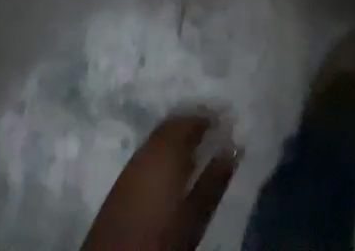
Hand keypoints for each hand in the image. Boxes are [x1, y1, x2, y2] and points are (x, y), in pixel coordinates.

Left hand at [82, 115, 238, 250]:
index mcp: (164, 153)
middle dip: (192, 123)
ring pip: (157, 138)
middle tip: (215, 128)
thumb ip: (214, 180)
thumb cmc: (161, 239)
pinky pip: (147, 151)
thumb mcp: (195, 215)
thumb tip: (232, 149)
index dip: (206, 117)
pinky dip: (164, 149)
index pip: (186, 121)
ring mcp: (130, 165)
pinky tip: (175, 164)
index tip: (225, 119)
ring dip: (177, 136)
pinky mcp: (121, 181)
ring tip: (199, 146)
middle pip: (169, 126)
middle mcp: (145, 152)